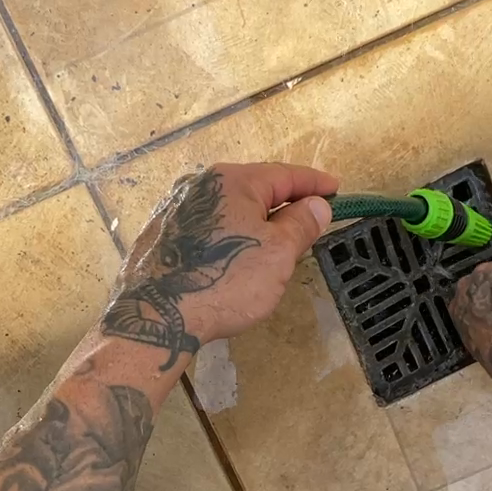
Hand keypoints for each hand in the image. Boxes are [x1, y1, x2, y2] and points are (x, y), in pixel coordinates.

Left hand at [102, 162, 336, 368]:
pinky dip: (226, 239)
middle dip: (282, 206)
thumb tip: (316, 205)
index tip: (335, 189)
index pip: (284, 175)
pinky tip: (231, 261)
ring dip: (253, 225)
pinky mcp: (159, 237)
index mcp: (232, 181)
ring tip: (270, 247)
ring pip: (227, 212)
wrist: (156, 315)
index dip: (314, 184)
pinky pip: (205, 230)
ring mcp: (174, 211)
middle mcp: (199, 186)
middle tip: (306, 222)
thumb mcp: (276, 255)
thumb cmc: (224, 282)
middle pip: (253, 191)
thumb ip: (300, 225)